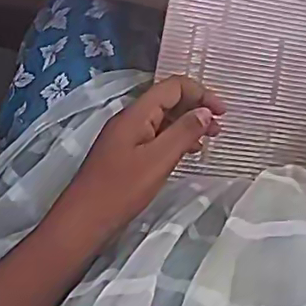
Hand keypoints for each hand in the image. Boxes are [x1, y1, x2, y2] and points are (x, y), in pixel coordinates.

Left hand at [51, 75, 224, 238]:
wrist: (83, 219)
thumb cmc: (120, 189)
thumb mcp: (158, 160)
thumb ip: (183, 132)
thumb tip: (205, 112)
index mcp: (136, 113)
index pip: (173, 86)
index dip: (201, 93)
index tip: (222, 113)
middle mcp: (130, 118)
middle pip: (168, 99)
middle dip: (196, 108)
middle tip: (218, 129)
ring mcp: (125, 135)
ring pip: (162, 118)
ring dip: (187, 124)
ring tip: (208, 141)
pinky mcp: (124, 152)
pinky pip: (155, 135)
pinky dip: (174, 139)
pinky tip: (186, 153)